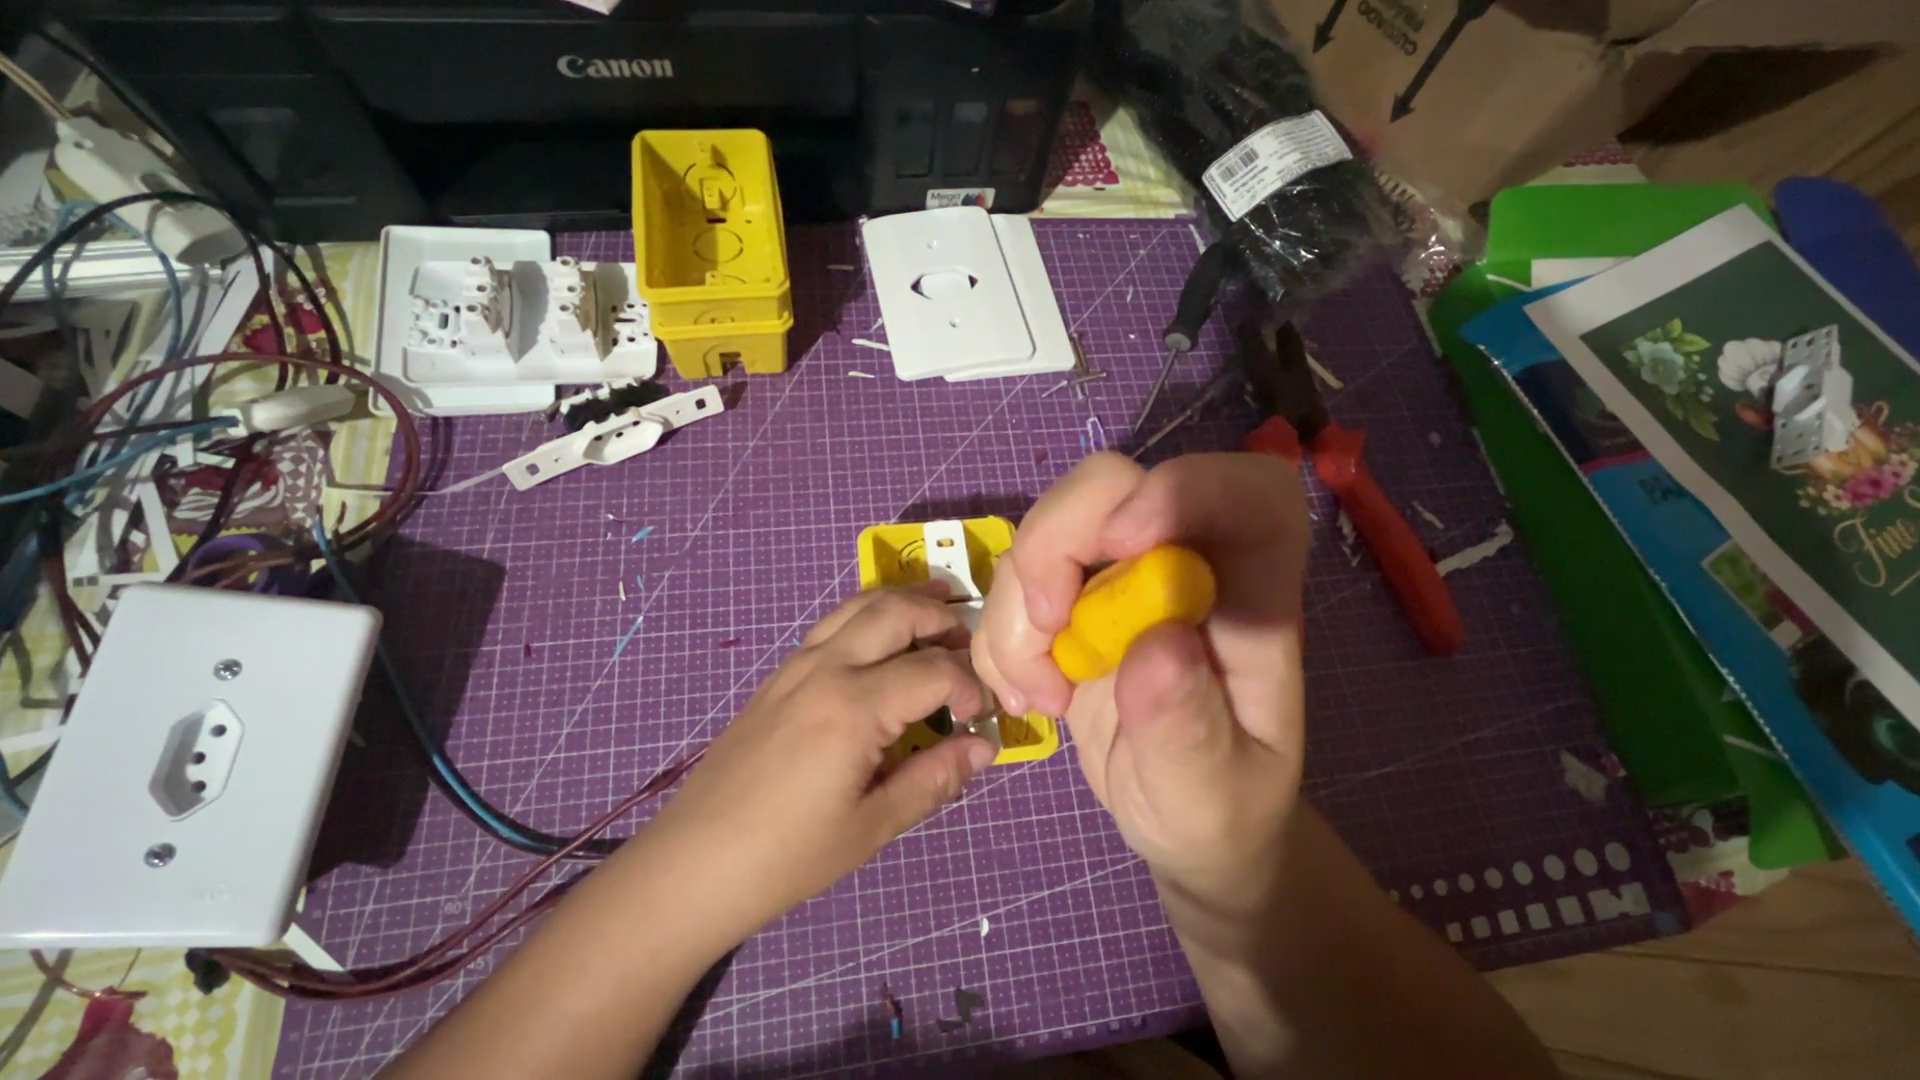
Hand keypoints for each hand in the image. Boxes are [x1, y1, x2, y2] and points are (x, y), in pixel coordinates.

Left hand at [642, 585, 997, 942]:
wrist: (695, 861)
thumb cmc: (788, 855)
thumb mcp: (872, 826)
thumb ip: (934, 779)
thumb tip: (984, 747)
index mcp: (855, 706)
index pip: (934, 671)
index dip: (970, 686)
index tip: (982, 714)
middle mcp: (826, 668)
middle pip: (895, 612)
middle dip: (941, 618)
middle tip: (969, 643)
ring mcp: (795, 666)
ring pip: (857, 605)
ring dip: (903, 602)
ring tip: (937, 605)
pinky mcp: (776, 676)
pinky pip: (831, 624)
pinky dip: (868, 616)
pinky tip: (881, 641)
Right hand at [972, 452, 1311, 900]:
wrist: (1184, 821)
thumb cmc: (1219, 808)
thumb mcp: (1212, 796)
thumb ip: (1190, 730)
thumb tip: (1157, 645)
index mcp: (1254, 592)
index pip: (1243, 491)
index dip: (1185, 487)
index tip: (1122, 544)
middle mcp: (1184, 561)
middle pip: (1113, 484)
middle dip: (1055, 543)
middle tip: (1045, 630)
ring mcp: (1121, 573)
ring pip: (1047, 527)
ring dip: (1016, 606)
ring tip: (1038, 697)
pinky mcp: (1073, 595)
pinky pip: (1014, 576)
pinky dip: (998, 631)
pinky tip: (1023, 693)